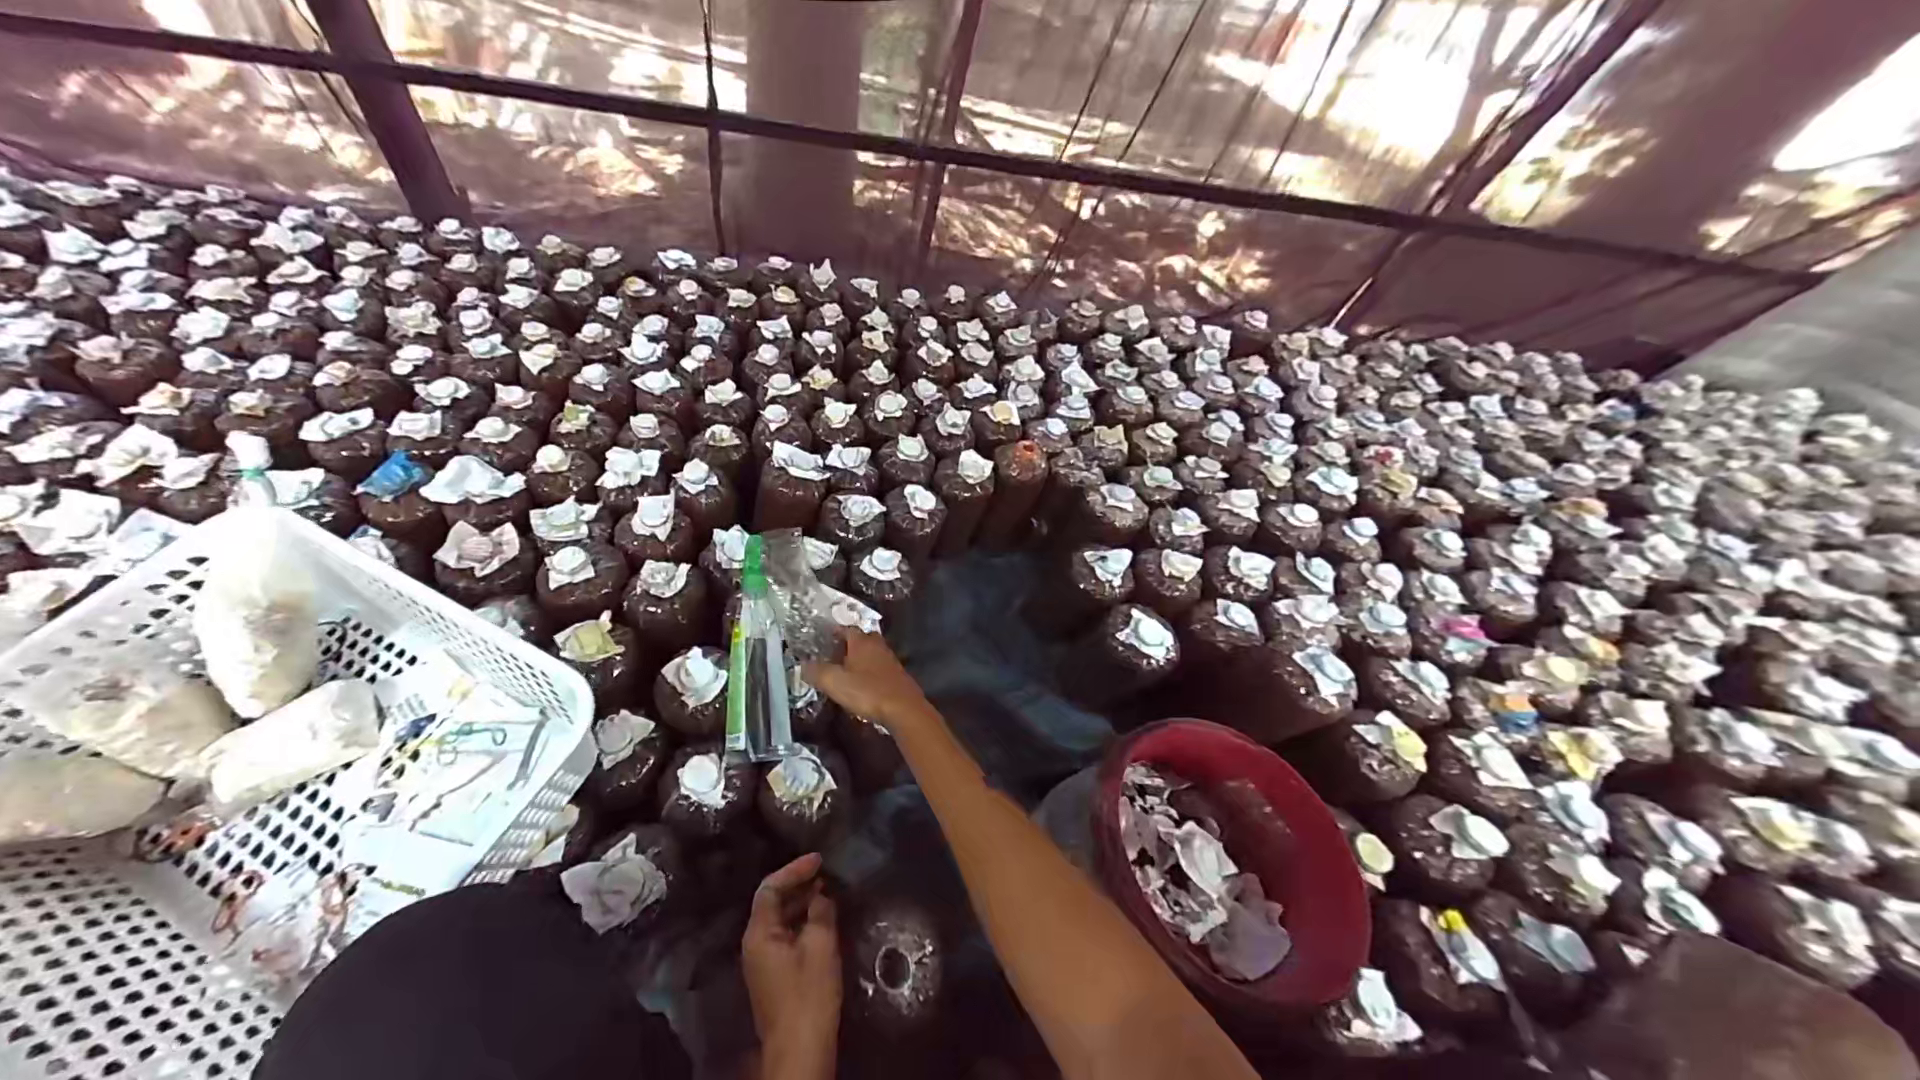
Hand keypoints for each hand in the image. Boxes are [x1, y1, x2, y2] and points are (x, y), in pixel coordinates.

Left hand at [743, 853, 840, 1079]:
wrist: (800, 1051)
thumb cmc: (808, 994)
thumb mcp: (820, 946)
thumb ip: (821, 912)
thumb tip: (822, 894)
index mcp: (759, 934)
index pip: (769, 888)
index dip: (794, 869)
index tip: (819, 859)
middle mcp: (755, 945)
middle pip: (772, 902)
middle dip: (799, 884)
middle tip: (826, 872)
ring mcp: (763, 962)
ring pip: (781, 920)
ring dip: (803, 903)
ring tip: (829, 891)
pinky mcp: (775, 976)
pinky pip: (786, 936)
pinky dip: (803, 922)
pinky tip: (824, 921)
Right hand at [803, 630, 935, 735]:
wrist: (904, 709)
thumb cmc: (868, 691)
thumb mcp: (835, 682)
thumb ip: (816, 672)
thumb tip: (803, 665)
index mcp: (862, 642)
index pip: (846, 629)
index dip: (834, 633)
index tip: (822, 640)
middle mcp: (878, 646)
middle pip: (861, 639)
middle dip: (847, 646)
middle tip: (832, 656)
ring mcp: (890, 661)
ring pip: (871, 654)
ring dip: (859, 660)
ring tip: (844, 672)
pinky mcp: (898, 677)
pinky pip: (879, 669)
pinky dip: (869, 673)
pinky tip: (862, 686)